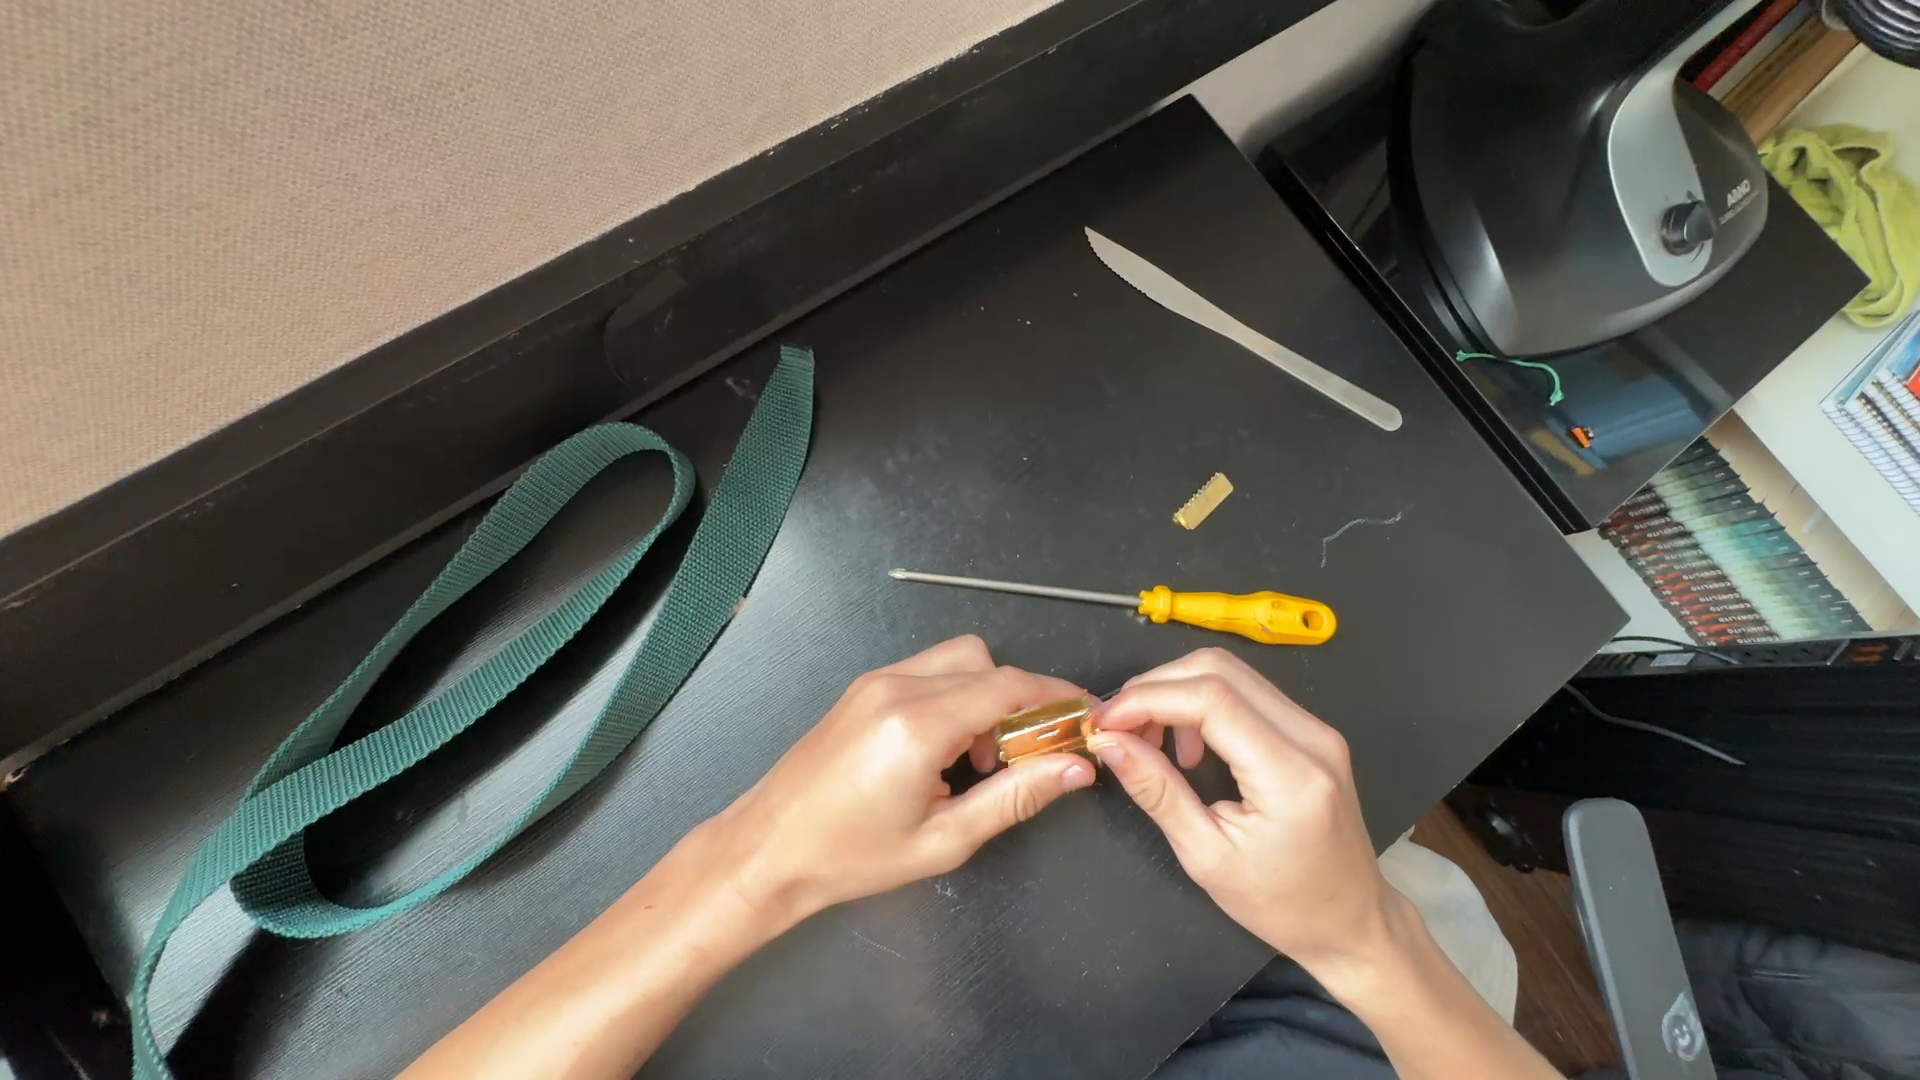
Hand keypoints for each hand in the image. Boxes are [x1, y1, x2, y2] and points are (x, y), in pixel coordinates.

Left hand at [711, 635, 1095, 925]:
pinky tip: (941, 748)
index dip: (1056, 696)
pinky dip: (953, 696)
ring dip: (983, 697)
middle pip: (985, 662)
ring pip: (957, 660)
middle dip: (1017, 700)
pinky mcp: (864, 685)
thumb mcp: (944, 840)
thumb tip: (1074, 769)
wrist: (768, 849)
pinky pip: (928, 671)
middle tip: (1017, 756)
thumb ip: (1016, 797)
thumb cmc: (852, 857)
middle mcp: (897, 686)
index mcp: (918, 724)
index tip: (1084, 717)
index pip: (1009, 686)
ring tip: (972, 760)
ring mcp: (876, 680)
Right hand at [1087, 648, 1400, 989]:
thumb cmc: (1281, 905)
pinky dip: (1200, 702)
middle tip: (1120, 727)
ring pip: (1229, 671)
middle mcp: (1311, 736)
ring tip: (1148, 738)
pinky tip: (1187, 745)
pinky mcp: (1309, 729)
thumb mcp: (1206, 857)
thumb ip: (1157, 791)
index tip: (1106, 723)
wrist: (1353, 922)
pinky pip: (1244, 690)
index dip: (1148, 698)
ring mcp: (1315, 727)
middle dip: (1155, 686)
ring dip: (1175, 691)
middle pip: (1218, 669)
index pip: (1211, 698)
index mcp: (1291, 775)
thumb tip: (1108, 742)